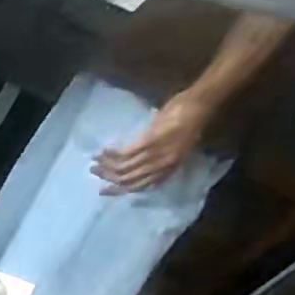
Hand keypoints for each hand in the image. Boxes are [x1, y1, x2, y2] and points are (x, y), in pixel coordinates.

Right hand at [92, 93, 212, 192]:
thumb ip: (162, 156)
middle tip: (94, 171)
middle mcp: (161, 165)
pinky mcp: (149, 142)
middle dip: (108, 177)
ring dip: (106, 166)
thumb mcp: (179, 144)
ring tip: (94, 160)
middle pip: (128, 179)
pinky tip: (103, 149)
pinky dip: (111, 153)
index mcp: (170, 167)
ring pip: (123, 168)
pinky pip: (125, 153)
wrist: (200, 104)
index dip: (119, 190)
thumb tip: (143, 161)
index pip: (140, 186)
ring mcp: (155, 154)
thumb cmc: (192, 120)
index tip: (103, 189)